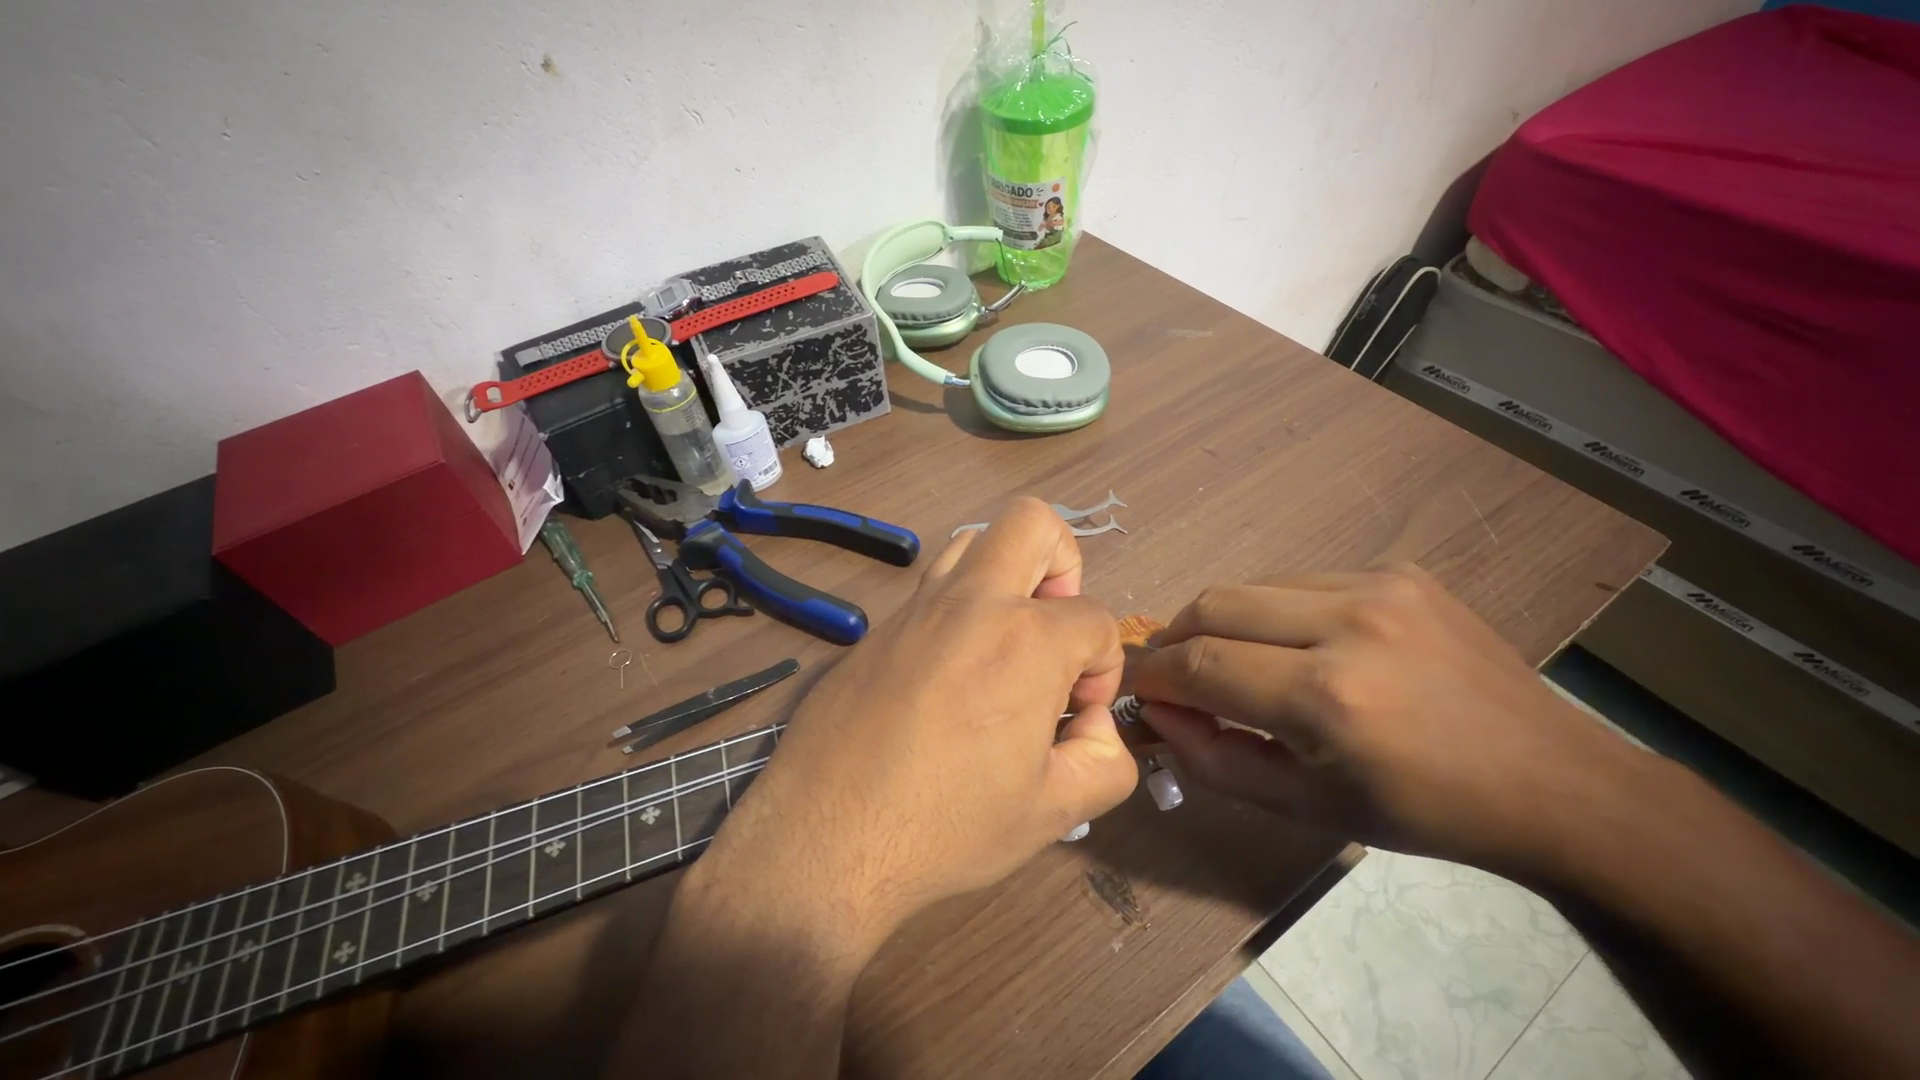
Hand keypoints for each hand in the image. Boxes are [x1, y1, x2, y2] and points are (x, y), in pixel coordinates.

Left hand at [690, 498, 1138, 956]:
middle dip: (1065, 564)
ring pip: (971, 543)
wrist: (825, 841)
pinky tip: (944, 682)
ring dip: (1003, 576)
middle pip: (1033, 523)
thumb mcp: (1054, 811)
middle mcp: (970, 603)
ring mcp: (913, 611)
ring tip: (1002, 646)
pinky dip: (954, 615)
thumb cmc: (947, 828)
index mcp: (1025, 640)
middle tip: (1051, 631)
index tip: (1077, 713)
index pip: (1096, 618)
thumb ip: (1105, 760)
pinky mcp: (872, 632)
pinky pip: (926, 594)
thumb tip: (1092, 722)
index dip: (1103, 666)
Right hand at [1132, 566, 1638, 872]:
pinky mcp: (1399, 571)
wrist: (1548, 780)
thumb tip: (1158, 713)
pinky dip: (1274, 611)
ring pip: (1254, 585)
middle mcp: (1349, 624)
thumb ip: (1214, 760)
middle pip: (1215, 605)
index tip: (1134, 688)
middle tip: (1169, 672)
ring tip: (1225, 659)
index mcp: (1327, 698)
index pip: (1200, 664)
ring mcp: (1378, 586)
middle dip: (1174, 637)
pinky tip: (1293, 645)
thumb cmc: (1421, 810)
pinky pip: (1302, 580)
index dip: (1153, 675)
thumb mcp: (1305, 807)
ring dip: (1222, 621)